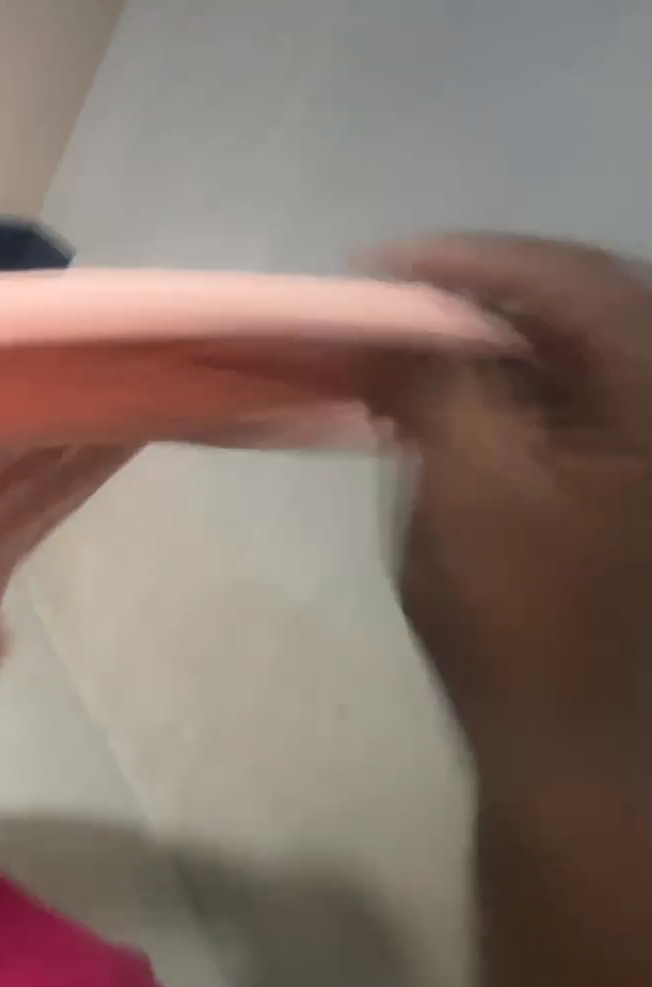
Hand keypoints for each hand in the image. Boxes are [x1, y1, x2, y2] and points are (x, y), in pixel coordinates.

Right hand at [377, 234, 651, 774]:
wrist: (568, 712)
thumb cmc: (515, 610)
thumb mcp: (464, 492)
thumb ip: (436, 394)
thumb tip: (387, 326)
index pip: (579, 285)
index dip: (473, 263)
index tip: (374, 263)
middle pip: (588, 302)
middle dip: (475, 291)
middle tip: (381, 296)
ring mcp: (651, 438)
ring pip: (574, 345)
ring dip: (480, 334)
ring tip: (394, 339)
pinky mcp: (624, 467)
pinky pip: (563, 392)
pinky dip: (493, 378)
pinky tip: (431, 390)